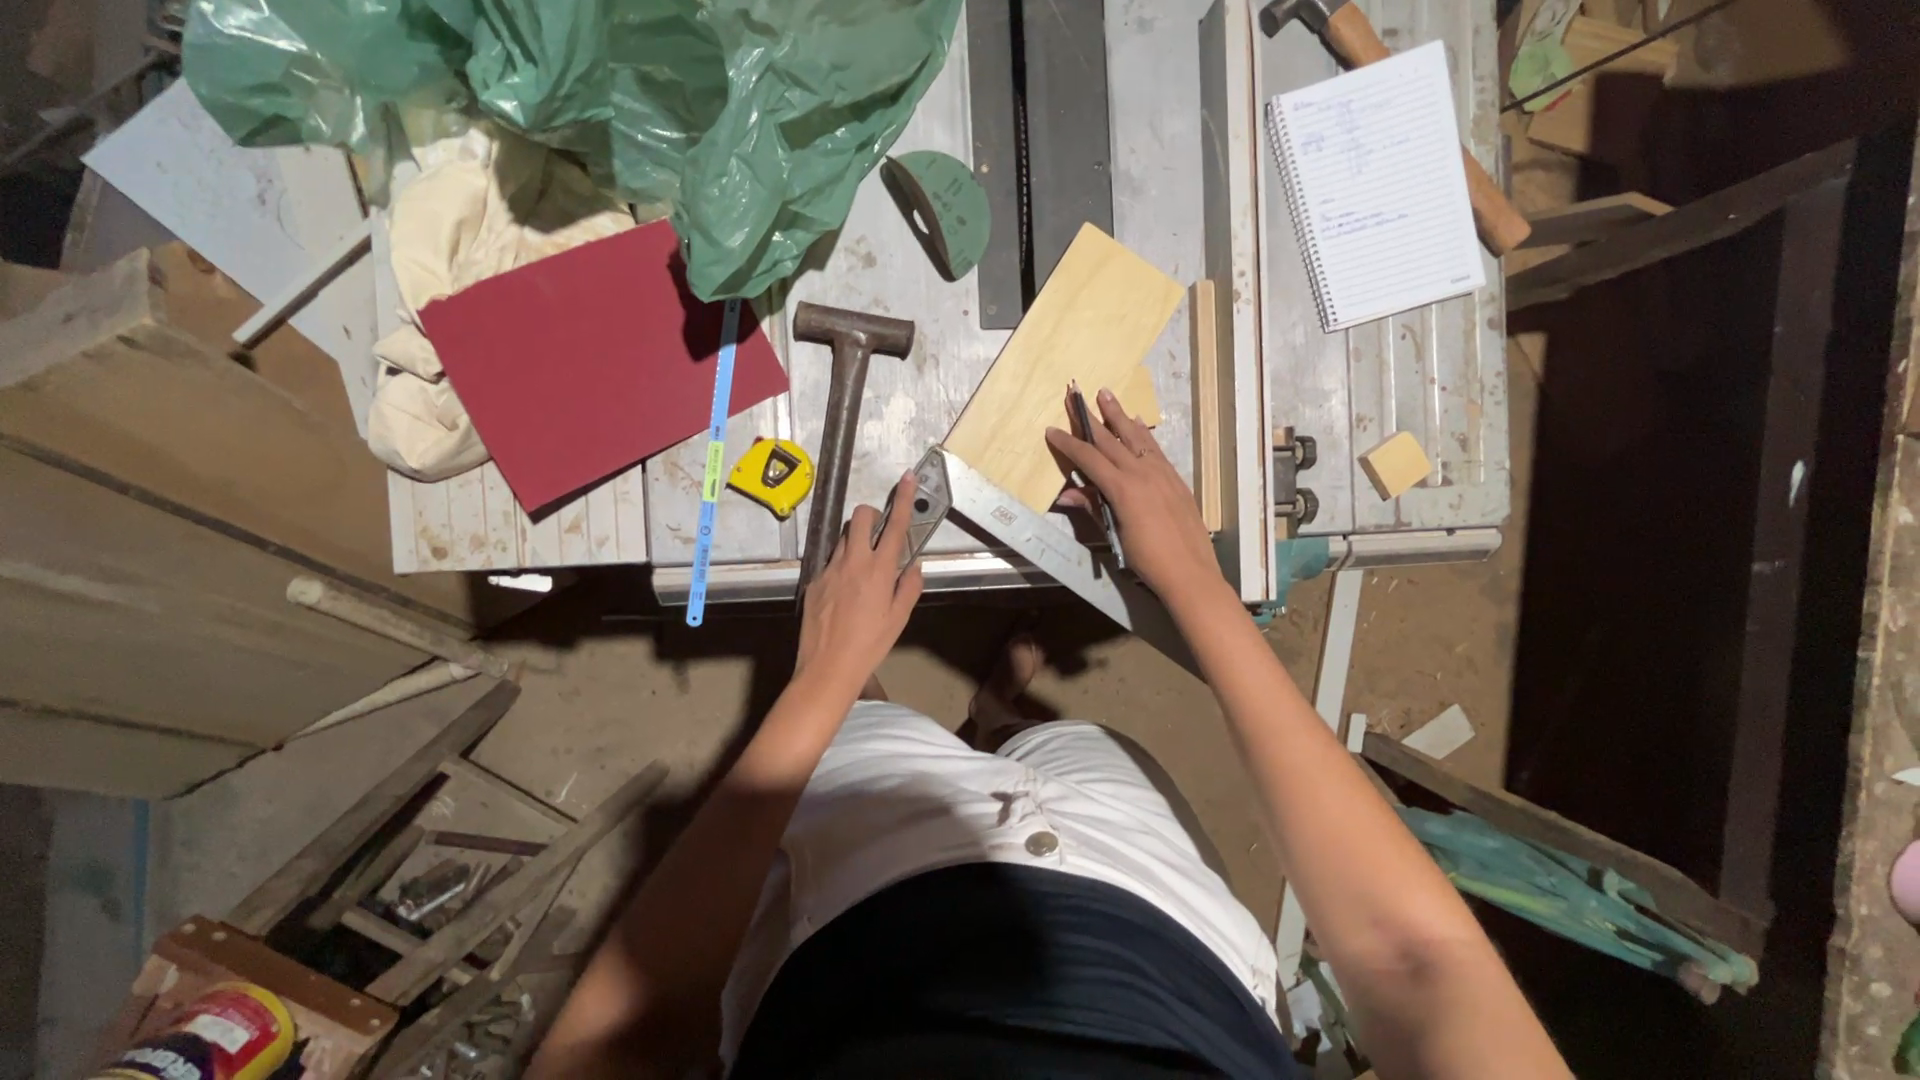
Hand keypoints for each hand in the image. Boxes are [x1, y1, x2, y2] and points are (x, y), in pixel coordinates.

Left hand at [795, 475, 925, 696]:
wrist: (828, 667)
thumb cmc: (870, 645)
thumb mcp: (899, 619)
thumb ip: (909, 587)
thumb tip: (913, 566)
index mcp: (879, 570)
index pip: (895, 526)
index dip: (904, 499)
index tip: (908, 477)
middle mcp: (853, 562)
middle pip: (859, 517)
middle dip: (871, 515)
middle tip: (878, 531)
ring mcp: (829, 569)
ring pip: (843, 538)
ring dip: (856, 541)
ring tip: (862, 569)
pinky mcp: (813, 581)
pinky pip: (830, 563)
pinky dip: (842, 567)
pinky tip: (844, 594)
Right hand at [1046, 387, 1226, 602]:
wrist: (1190, 571)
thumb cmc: (1147, 560)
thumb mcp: (1114, 535)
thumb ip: (1092, 508)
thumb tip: (1065, 494)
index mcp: (1122, 488)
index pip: (1089, 458)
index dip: (1069, 443)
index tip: (1052, 430)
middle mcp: (1141, 472)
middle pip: (1109, 439)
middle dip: (1090, 418)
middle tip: (1076, 394)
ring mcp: (1161, 472)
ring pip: (1135, 436)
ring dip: (1118, 415)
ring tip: (1106, 394)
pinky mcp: (1174, 478)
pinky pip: (1154, 447)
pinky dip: (1142, 433)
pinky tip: (1137, 423)